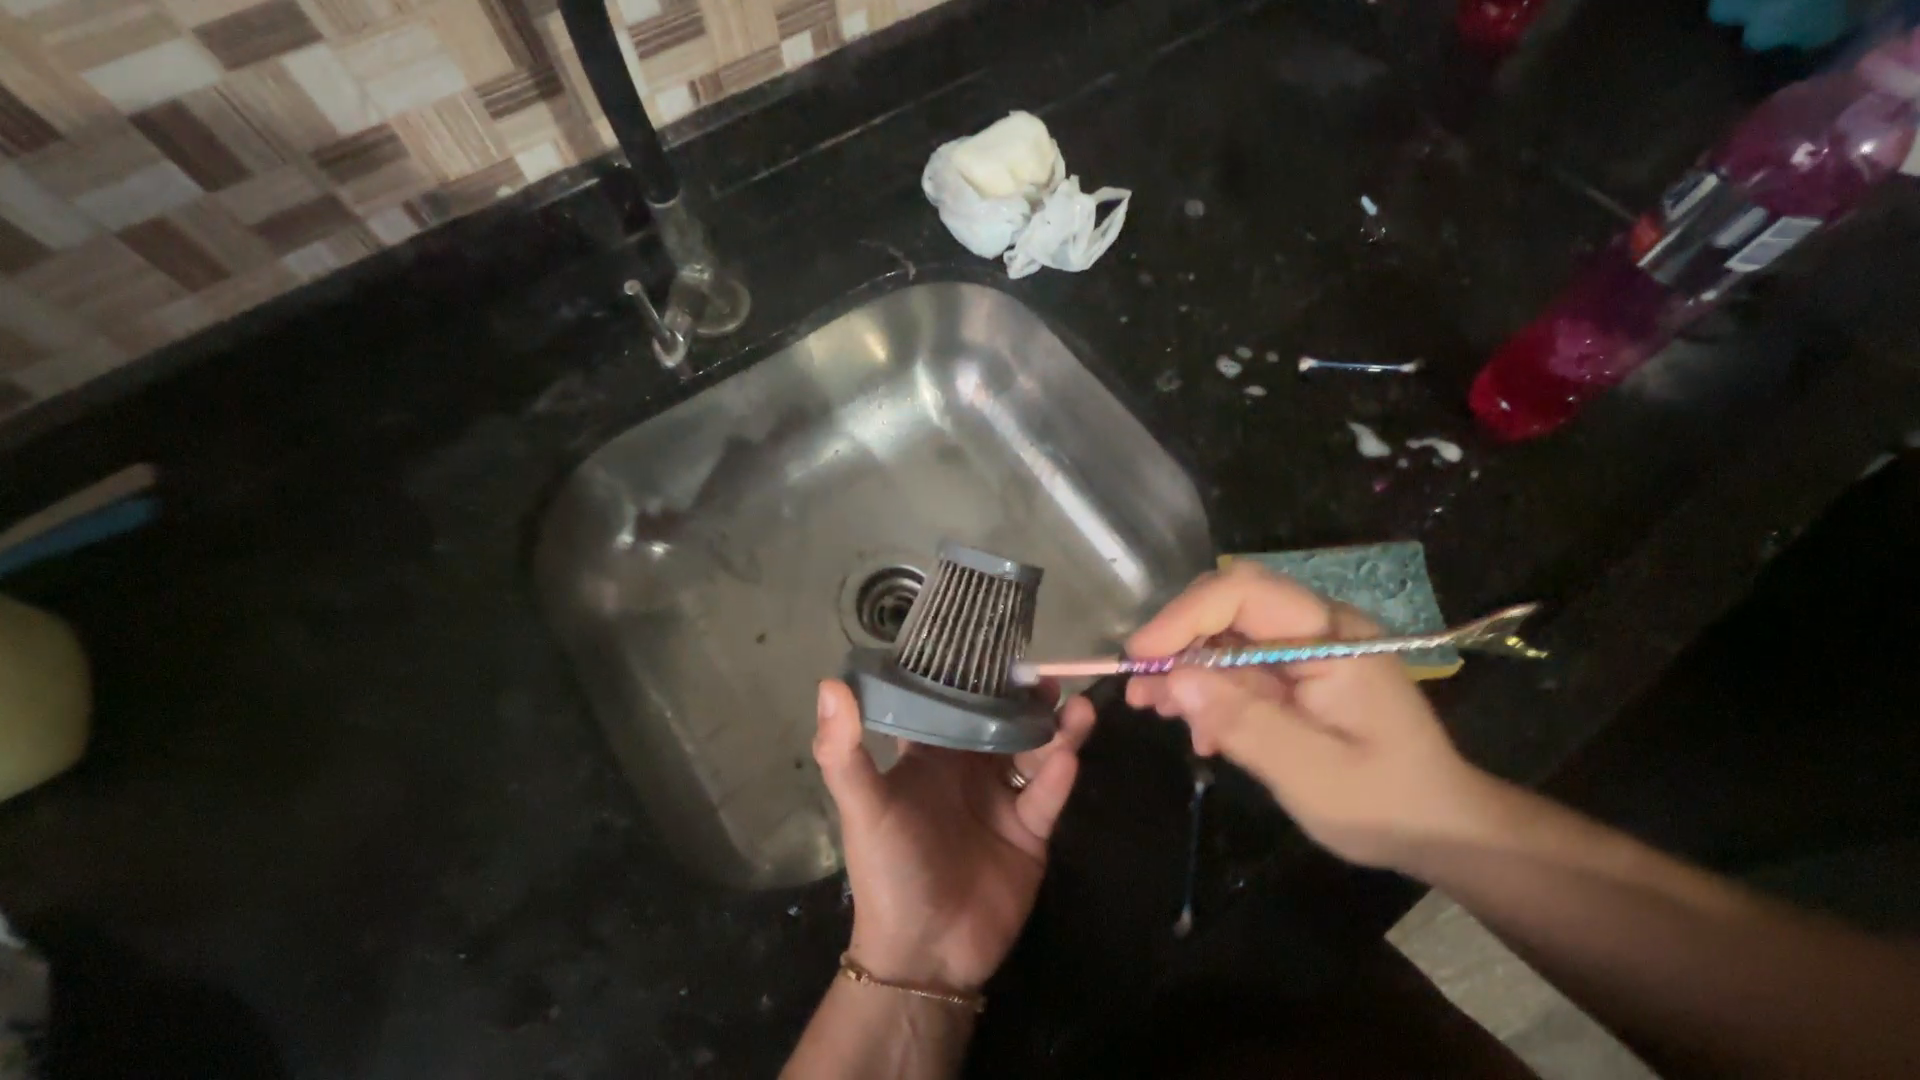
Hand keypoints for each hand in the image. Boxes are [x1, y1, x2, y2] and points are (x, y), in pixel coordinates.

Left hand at [812, 679, 1093, 991]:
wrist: (924, 953)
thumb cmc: (888, 871)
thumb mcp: (863, 809)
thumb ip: (844, 752)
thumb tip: (830, 682)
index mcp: (928, 758)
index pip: (953, 705)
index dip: (973, 678)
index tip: (995, 648)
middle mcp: (967, 771)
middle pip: (1002, 723)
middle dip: (1025, 698)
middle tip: (1046, 677)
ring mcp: (1001, 800)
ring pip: (1034, 752)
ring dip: (1054, 729)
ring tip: (1076, 707)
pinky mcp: (1030, 832)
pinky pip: (1047, 796)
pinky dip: (1058, 775)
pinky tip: (1068, 755)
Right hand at [1124, 561, 1496, 869]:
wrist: (1442, 829)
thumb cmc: (1385, 803)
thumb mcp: (1312, 774)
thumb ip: (1244, 722)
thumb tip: (1173, 679)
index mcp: (1332, 639)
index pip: (1244, 592)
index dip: (1184, 615)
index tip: (1143, 657)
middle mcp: (1318, 629)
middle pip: (1229, 605)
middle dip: (1177, 640)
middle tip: (1140, 688)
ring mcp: (1309, 650)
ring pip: (1227, 634)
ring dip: (1185, 668)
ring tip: (1153, 709)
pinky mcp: (1299, 674)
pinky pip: (1240, 665)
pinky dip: (1208, 690)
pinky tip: (1199, 730)